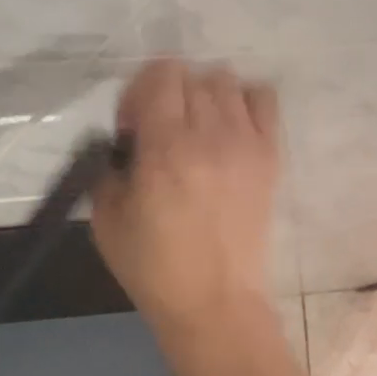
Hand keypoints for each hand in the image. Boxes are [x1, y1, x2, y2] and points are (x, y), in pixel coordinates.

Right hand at [91, 59, 280, 336]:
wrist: (211, 299)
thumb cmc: (151, 268)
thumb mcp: (106, 224)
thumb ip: (107, 174)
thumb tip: (121, 150)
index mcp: (165, 150)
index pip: (159, 76)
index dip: (136, 94)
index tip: (129, 131)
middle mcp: (210, 134)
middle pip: (190, 76)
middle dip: (164, 98)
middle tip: (155, 138)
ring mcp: (246, 140)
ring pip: (224, 81)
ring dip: (200, 99)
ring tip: (190, 136)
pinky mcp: (270, 153)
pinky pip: (260, 97)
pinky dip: (239, 103)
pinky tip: (223, 133)